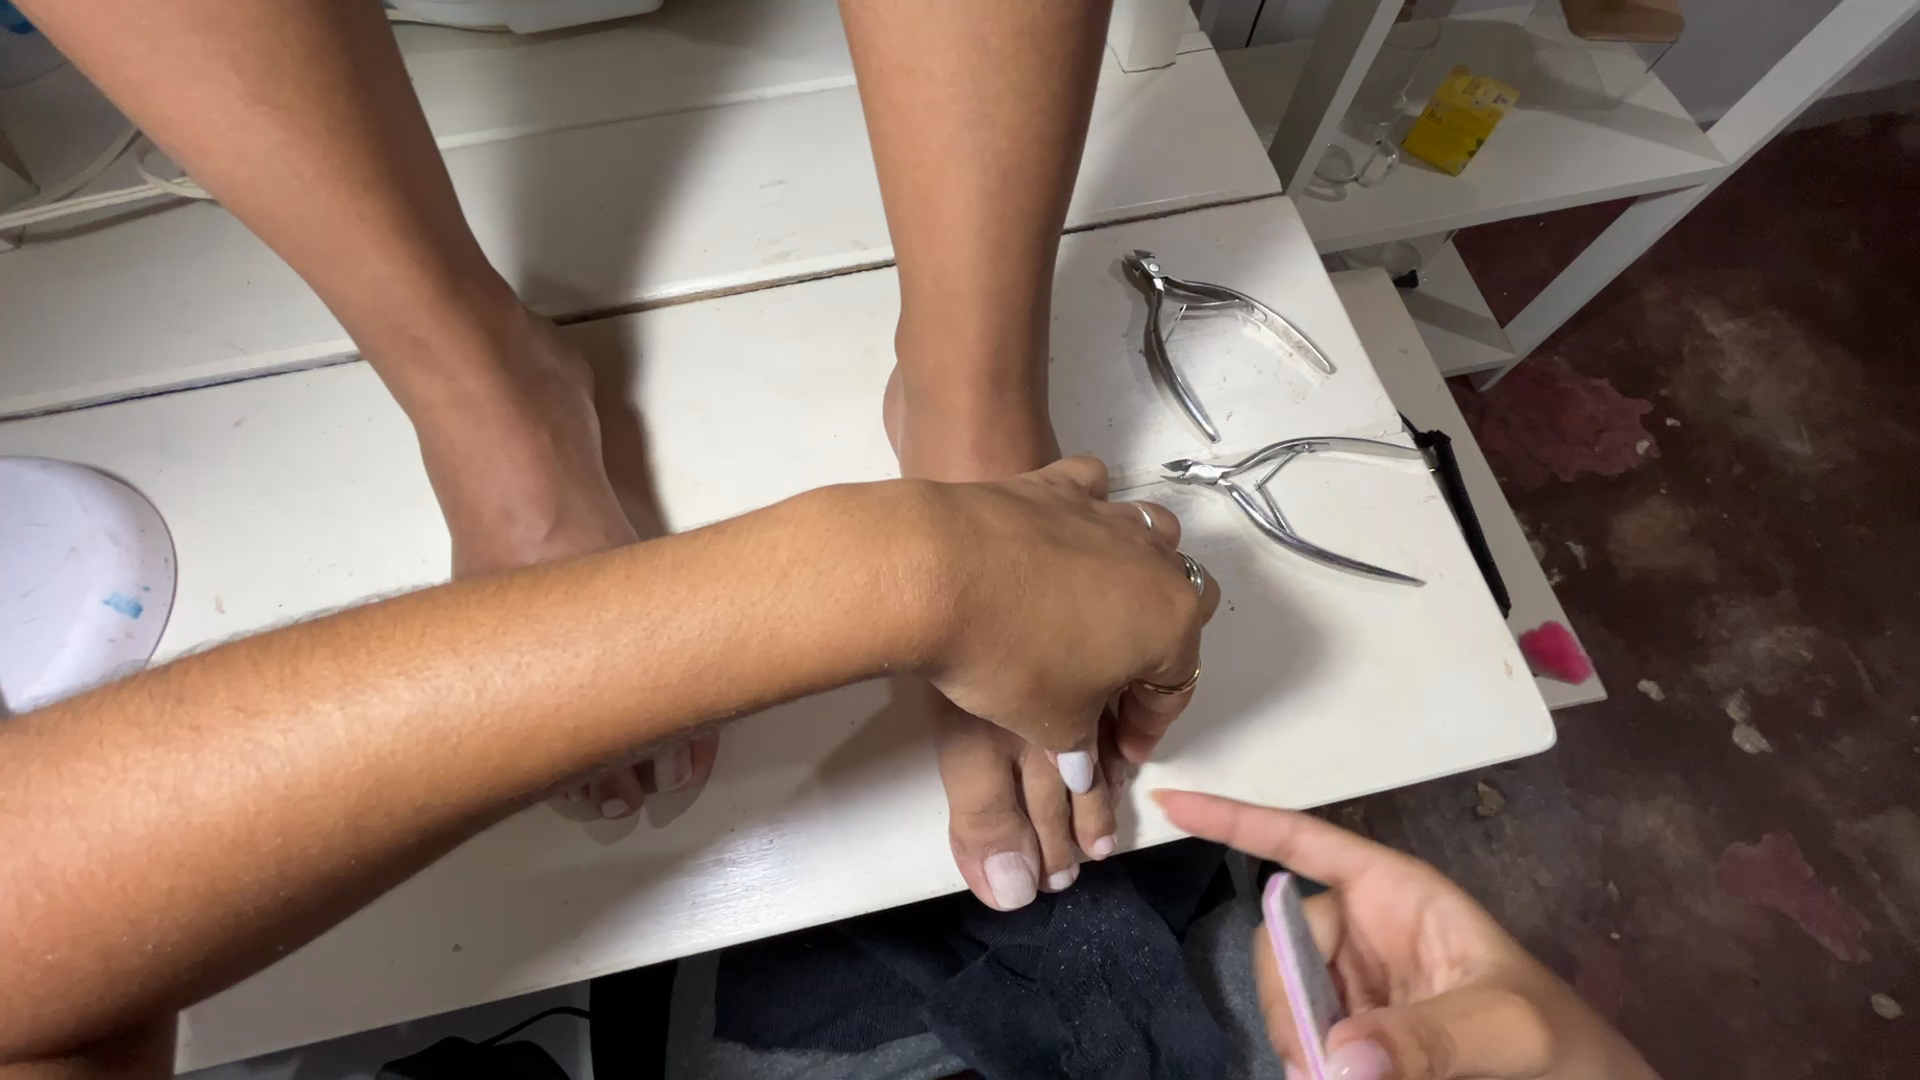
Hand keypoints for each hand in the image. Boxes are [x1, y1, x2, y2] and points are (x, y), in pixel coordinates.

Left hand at [915, 457, 1216, 773]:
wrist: (939, 575)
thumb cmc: (1009, 657)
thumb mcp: (1051, 722)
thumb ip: (1079, 747)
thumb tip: (1080, 770)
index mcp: (1171, 620)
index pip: (1176, 683)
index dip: (1148, 724)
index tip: (1117, 749)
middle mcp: (1153, 560)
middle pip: (1183, 603)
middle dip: (1160, 644)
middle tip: (1114, 680)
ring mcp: (1105, 515)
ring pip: (1152, 537)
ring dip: (1139, 573)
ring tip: (1098, 609)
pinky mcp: (1057, 485)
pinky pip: (1093, 488)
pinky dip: (1089, 508)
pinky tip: (1065, 533)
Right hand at [1155, 792, 1660, 1079]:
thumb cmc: (1570, 1049)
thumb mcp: (1514, 1033)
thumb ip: (1432, 1037)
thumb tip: (1338, 1055)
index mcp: (1391, 891)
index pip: (1298, 841)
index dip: (1233, 818)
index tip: (1169, 802)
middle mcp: (1361, 927)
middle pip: (1283, 935)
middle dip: (1287, 996)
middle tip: (1313, 1066)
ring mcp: (1353, 979)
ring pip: (1286, 989)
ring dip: (1297, 1037)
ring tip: (1326, 1079)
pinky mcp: (1352, 1028)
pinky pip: (1303, 1030)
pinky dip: (1305, 1057)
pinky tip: (1323, 1075)